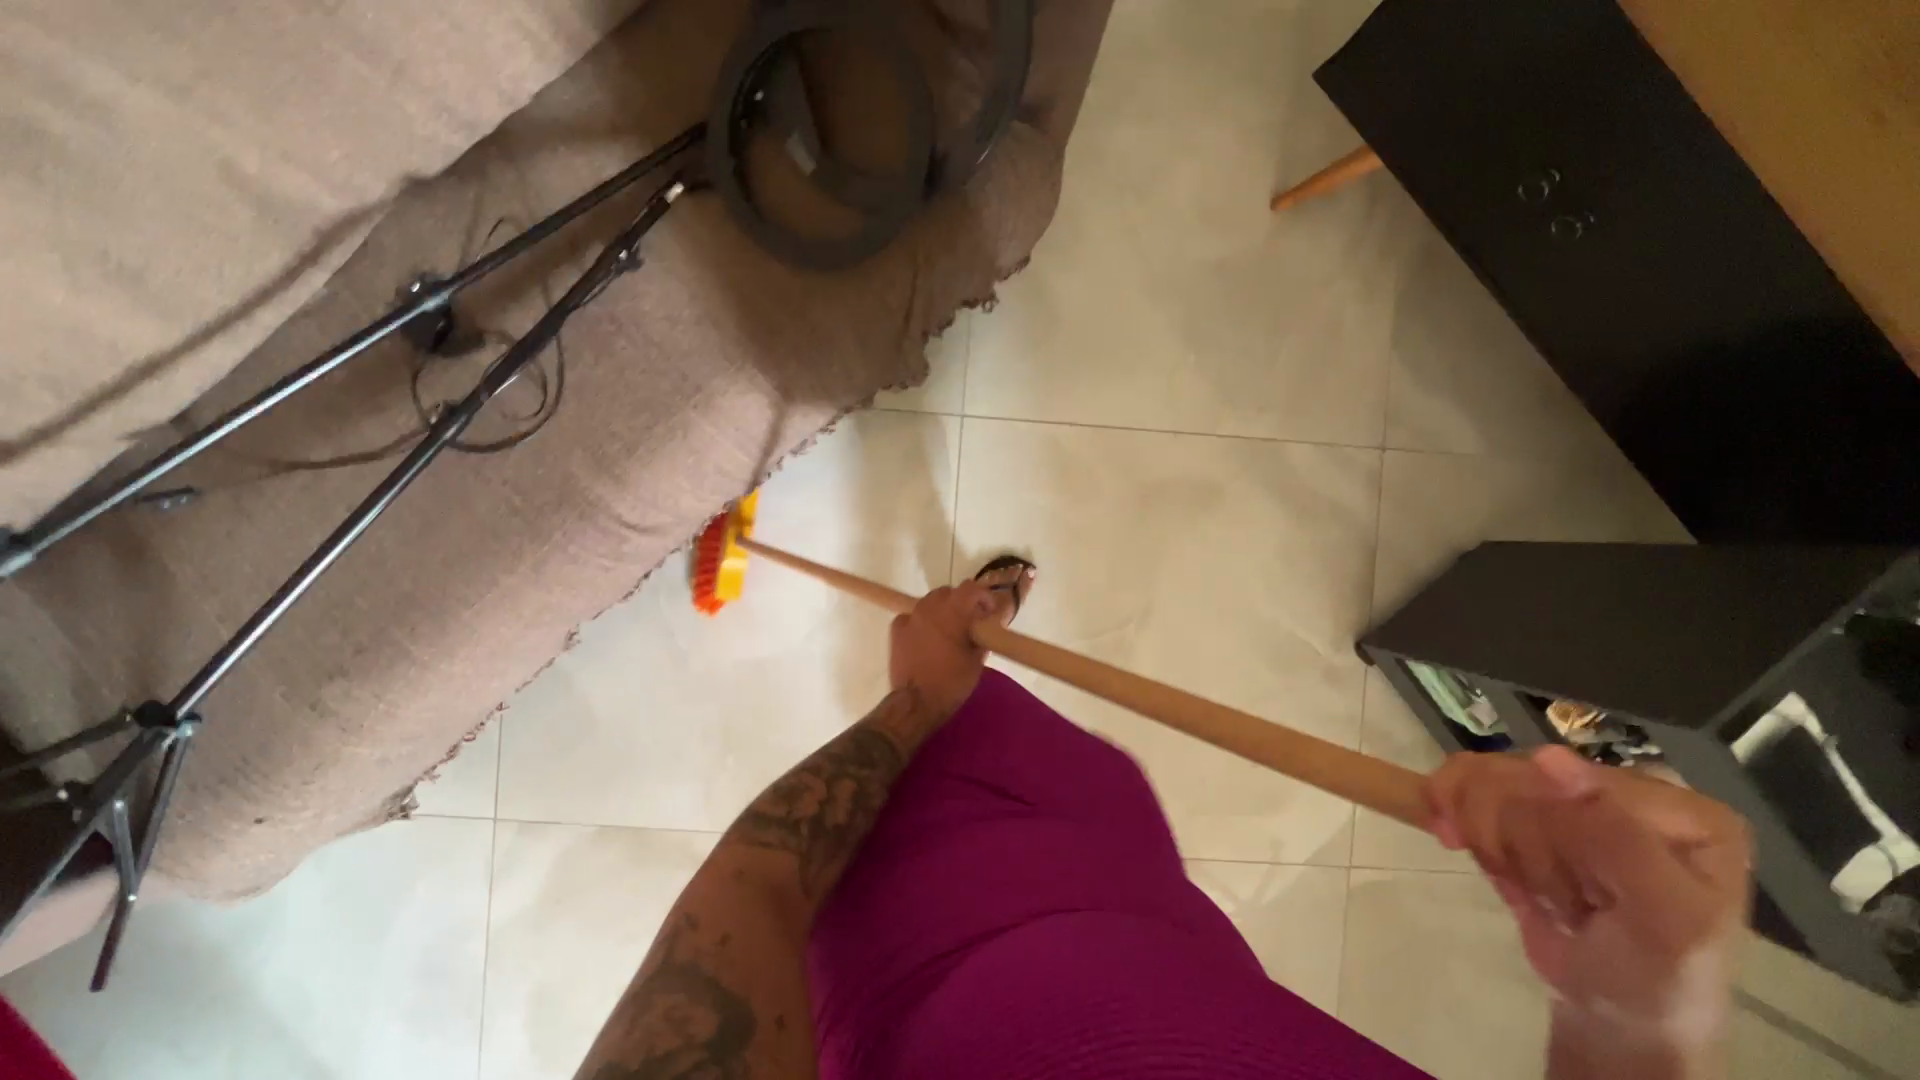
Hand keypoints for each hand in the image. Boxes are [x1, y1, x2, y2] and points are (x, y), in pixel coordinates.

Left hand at [889, 582, 994, 717]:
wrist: (917, 702)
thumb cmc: (952, 682)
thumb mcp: (976, 661)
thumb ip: (980, 637)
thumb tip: (982, 629)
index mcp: (953, 612)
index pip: (971, 588)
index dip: (983, 596)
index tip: (988, 611)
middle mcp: (930, 608)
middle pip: (948, 592)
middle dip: (960, 602)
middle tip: (968, 621)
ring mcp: (910, 617)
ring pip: (928, 602)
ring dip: (940, 610)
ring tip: (946, 630)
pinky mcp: (896, 630)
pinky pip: (910, 617)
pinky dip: (919, 622)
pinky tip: (923, 637)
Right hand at [1426, 747, 1749, 1060]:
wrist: (1614, 1023)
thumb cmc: (1654, 980)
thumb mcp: (1659, 919)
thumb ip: (1618, 837)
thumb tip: (1549, 756)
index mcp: (1679, 810)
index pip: (1573, 783)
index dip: (1549, 834)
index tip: (1566, 896)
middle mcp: (1626, 792)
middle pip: (1522, 777)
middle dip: (1521, 844)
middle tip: (1556, 901)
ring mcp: (1570, 801)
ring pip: (1485, 780)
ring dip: (1489, 839)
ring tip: (1523, 886)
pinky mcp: (1525, 814)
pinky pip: (1465, 787)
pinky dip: (1455, 818)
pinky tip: (1458, 842)